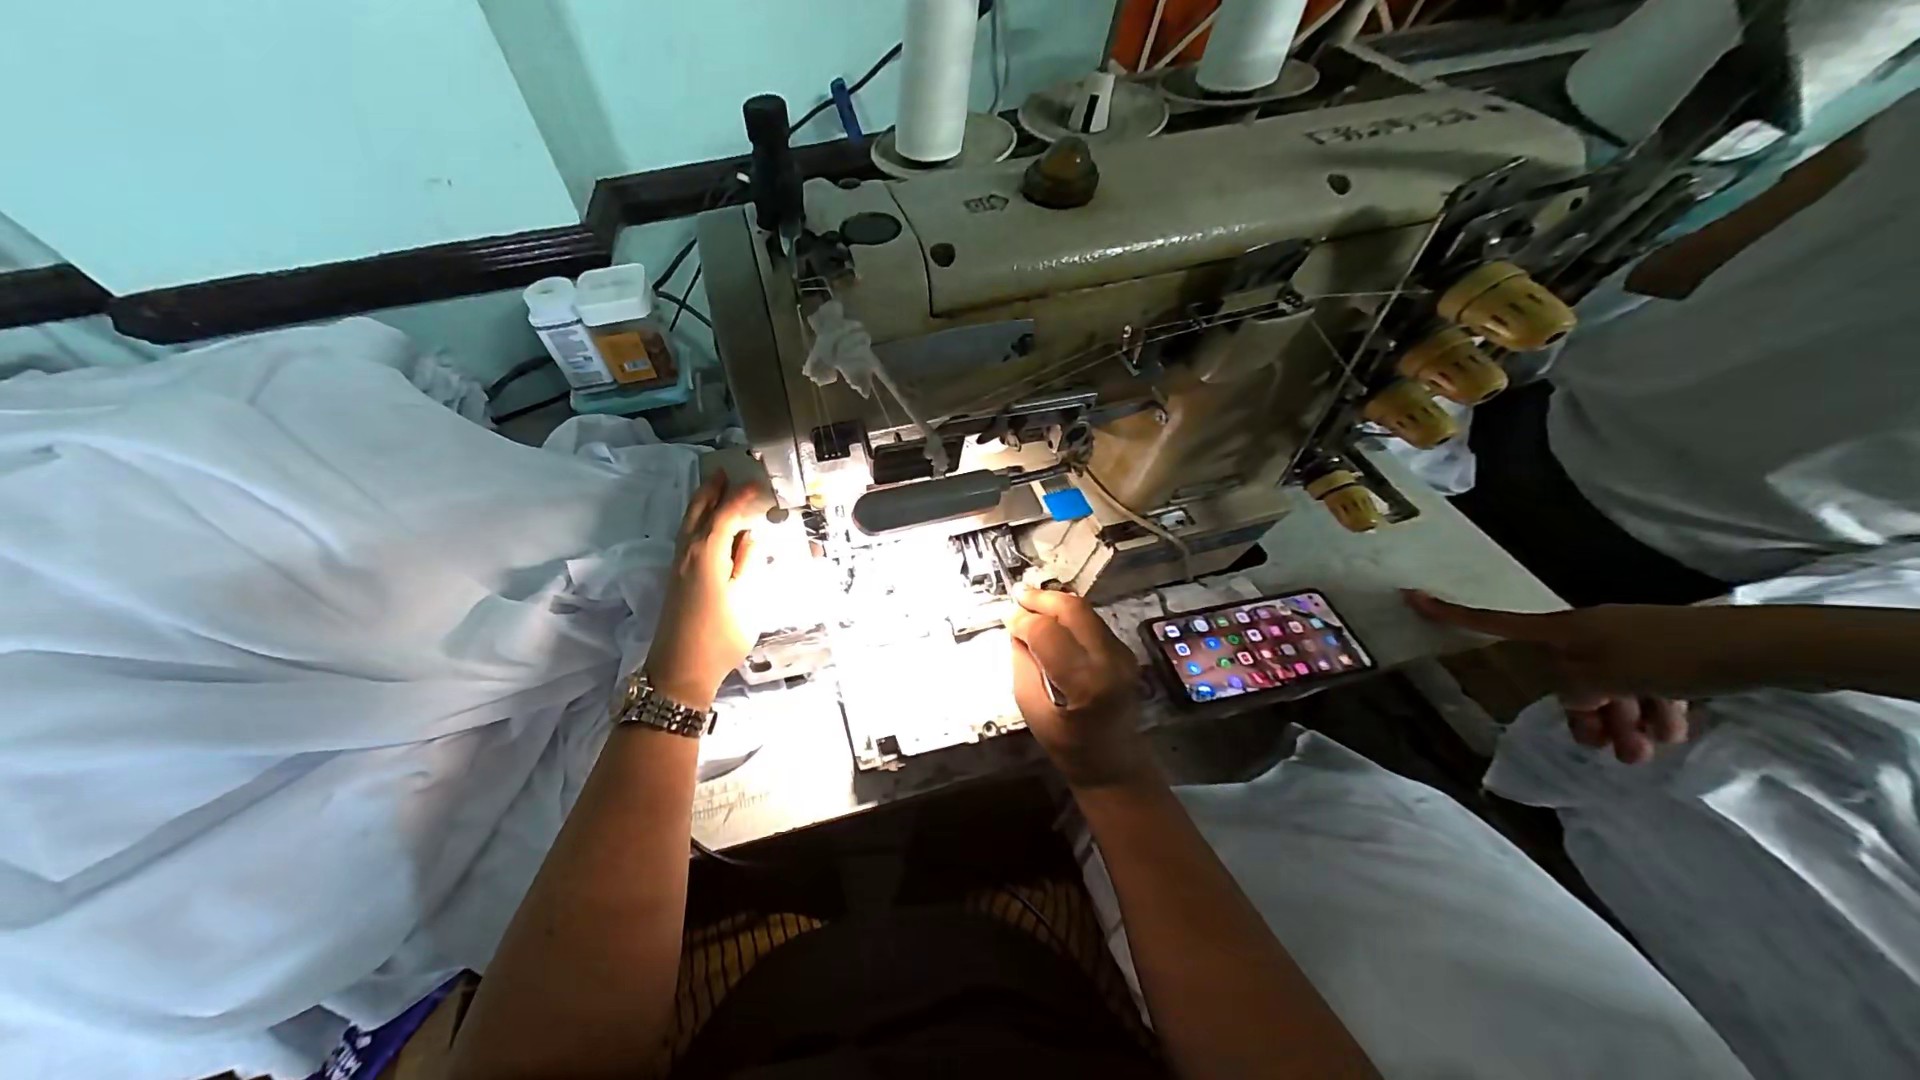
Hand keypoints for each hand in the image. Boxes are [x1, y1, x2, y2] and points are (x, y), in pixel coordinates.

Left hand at [641, 471, 770, 709]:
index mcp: (708, 554)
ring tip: (713, 489)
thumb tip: (752, 538)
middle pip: (698, 512)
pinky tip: (706, 525)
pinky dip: (697, 521)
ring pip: (689, 523)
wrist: (680, 670)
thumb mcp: (745, 600)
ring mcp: (678, 565)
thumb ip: (748, 565)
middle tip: (723, 471)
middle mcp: (689, 553)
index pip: (725, 515)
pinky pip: (687, 536)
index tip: (756, 483)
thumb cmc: (719, 636)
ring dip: (701, 503)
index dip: (740, 497)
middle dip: (710, 490)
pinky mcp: (675, 578)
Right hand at [1005, 587, 1155, 788]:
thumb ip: (1024, 666)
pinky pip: (1091, 622)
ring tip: (1029, 605)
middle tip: (1017, 596)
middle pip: (1073, 610)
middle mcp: (1110, 660)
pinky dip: (1067, 616)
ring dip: (1055, 604)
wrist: (1113, 762)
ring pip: (1084, 611)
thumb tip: (1017, 629)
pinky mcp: (1123, 651)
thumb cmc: (1069, 746)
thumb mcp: (1033, 711)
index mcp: (1086, 683)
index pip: (1048, 634)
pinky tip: (1049, 621)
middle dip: (1042, 599)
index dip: (1023, 620)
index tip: (1006, 616)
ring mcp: (1121, 654)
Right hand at [1405, 590, 1700, 763]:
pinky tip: (1672, 733)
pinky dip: (1650, 709)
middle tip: (1606, 751)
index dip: (1452, 614)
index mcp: (1565, 629)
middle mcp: (1589, 632)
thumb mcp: (1609, 678)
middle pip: (1566, 673)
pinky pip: (1641, 684)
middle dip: (1583, 712)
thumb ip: (1573, 689)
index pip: (1495, 622)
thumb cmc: (1671, 657)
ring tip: (1646, 755)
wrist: (1764, 648)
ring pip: (1608, 685)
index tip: (1411, 596)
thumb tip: (1566, 696)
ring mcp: (1628, 642)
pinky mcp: (1665, 654)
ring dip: (1622, 721)